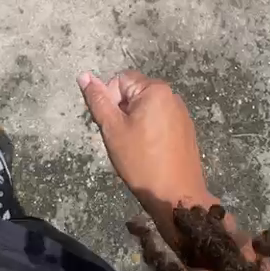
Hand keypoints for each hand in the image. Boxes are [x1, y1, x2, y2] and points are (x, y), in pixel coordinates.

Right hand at [78, 70, 213, 237]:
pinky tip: (148, 152)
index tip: (110, 126)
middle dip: (121, 111)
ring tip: (133, 147)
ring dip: (134, 121)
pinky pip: (160, 119)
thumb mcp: (112, 129)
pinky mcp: (185, 129)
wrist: (176, 196)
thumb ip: (98, 100)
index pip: (119, 80)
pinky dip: (149, 130)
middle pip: (134, 92)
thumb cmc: (141, 161)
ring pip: (146, 107)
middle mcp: (171, 95)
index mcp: (155, 90)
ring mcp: (181, 112)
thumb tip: (84, 75)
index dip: (109, 101)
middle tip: (119, 138)